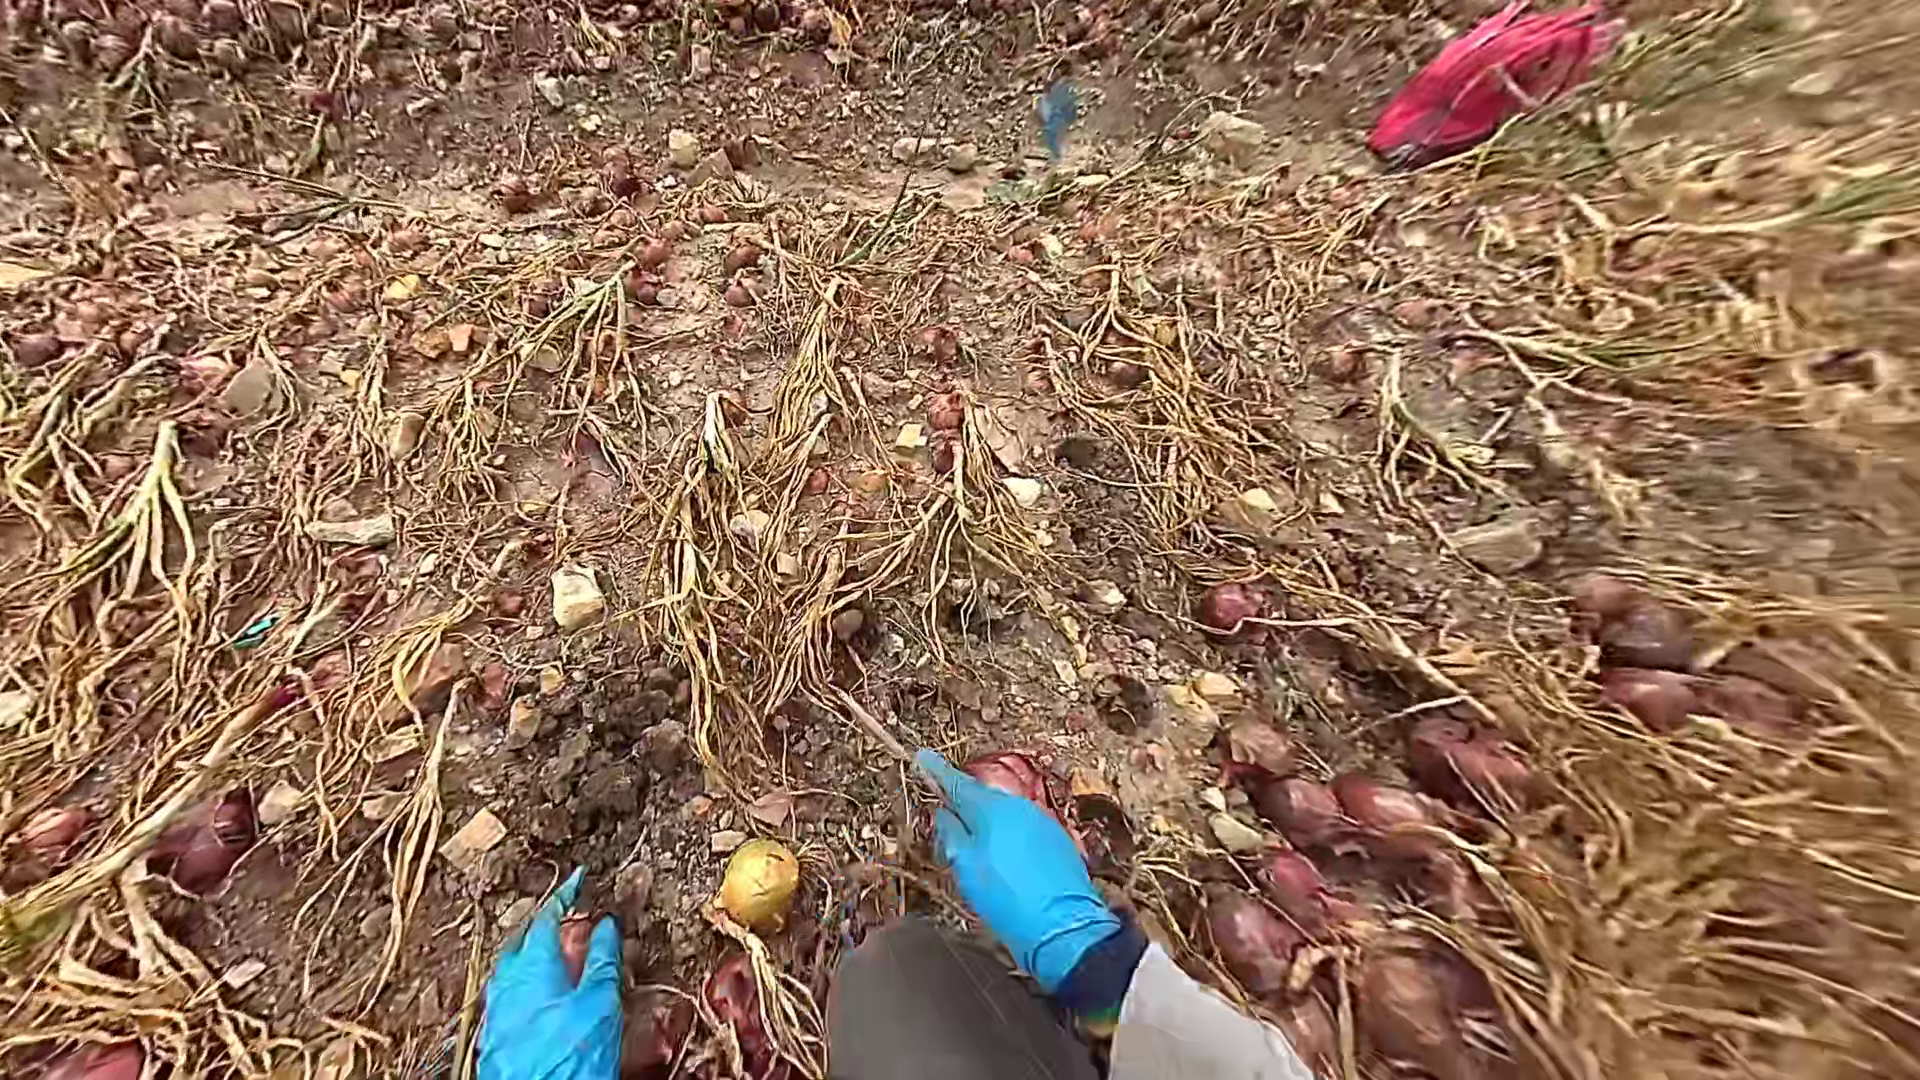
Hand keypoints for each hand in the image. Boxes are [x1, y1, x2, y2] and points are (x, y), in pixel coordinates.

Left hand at [480, 867, 622, 1079]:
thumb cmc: (572, 1059)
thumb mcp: (600, 999)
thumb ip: (601, 956)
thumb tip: (605, 925)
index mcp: (531, 971)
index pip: (546, 918)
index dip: (565, 893)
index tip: (580, 877)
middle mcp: (506, 989)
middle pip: (521, 940)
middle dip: (546, 920)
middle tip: (571, 907)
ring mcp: (496, 1016)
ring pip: (513, 966)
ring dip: (538, 948)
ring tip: (563, 943)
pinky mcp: (496, 1039)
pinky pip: (509, 991)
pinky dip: (530, 975)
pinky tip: (548, 985)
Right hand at [915, 749, 1120, 992]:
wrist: (1064, 926)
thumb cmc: (1007, 898)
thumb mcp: (966, 867)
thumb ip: (951, 833)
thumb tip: (943, 811)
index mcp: (990, 808)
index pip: (958, 783)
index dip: (938, 772)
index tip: (924, 757)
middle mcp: (1015, 805)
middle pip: (981, 798)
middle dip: (964, 805)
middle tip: (948, 818)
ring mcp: (1038, 819)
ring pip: (1003, 813)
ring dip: (988, 824)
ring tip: (980, 853)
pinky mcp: (1055, 837)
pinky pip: (1022, 828)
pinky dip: (1009, 837)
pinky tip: (1007, 861)